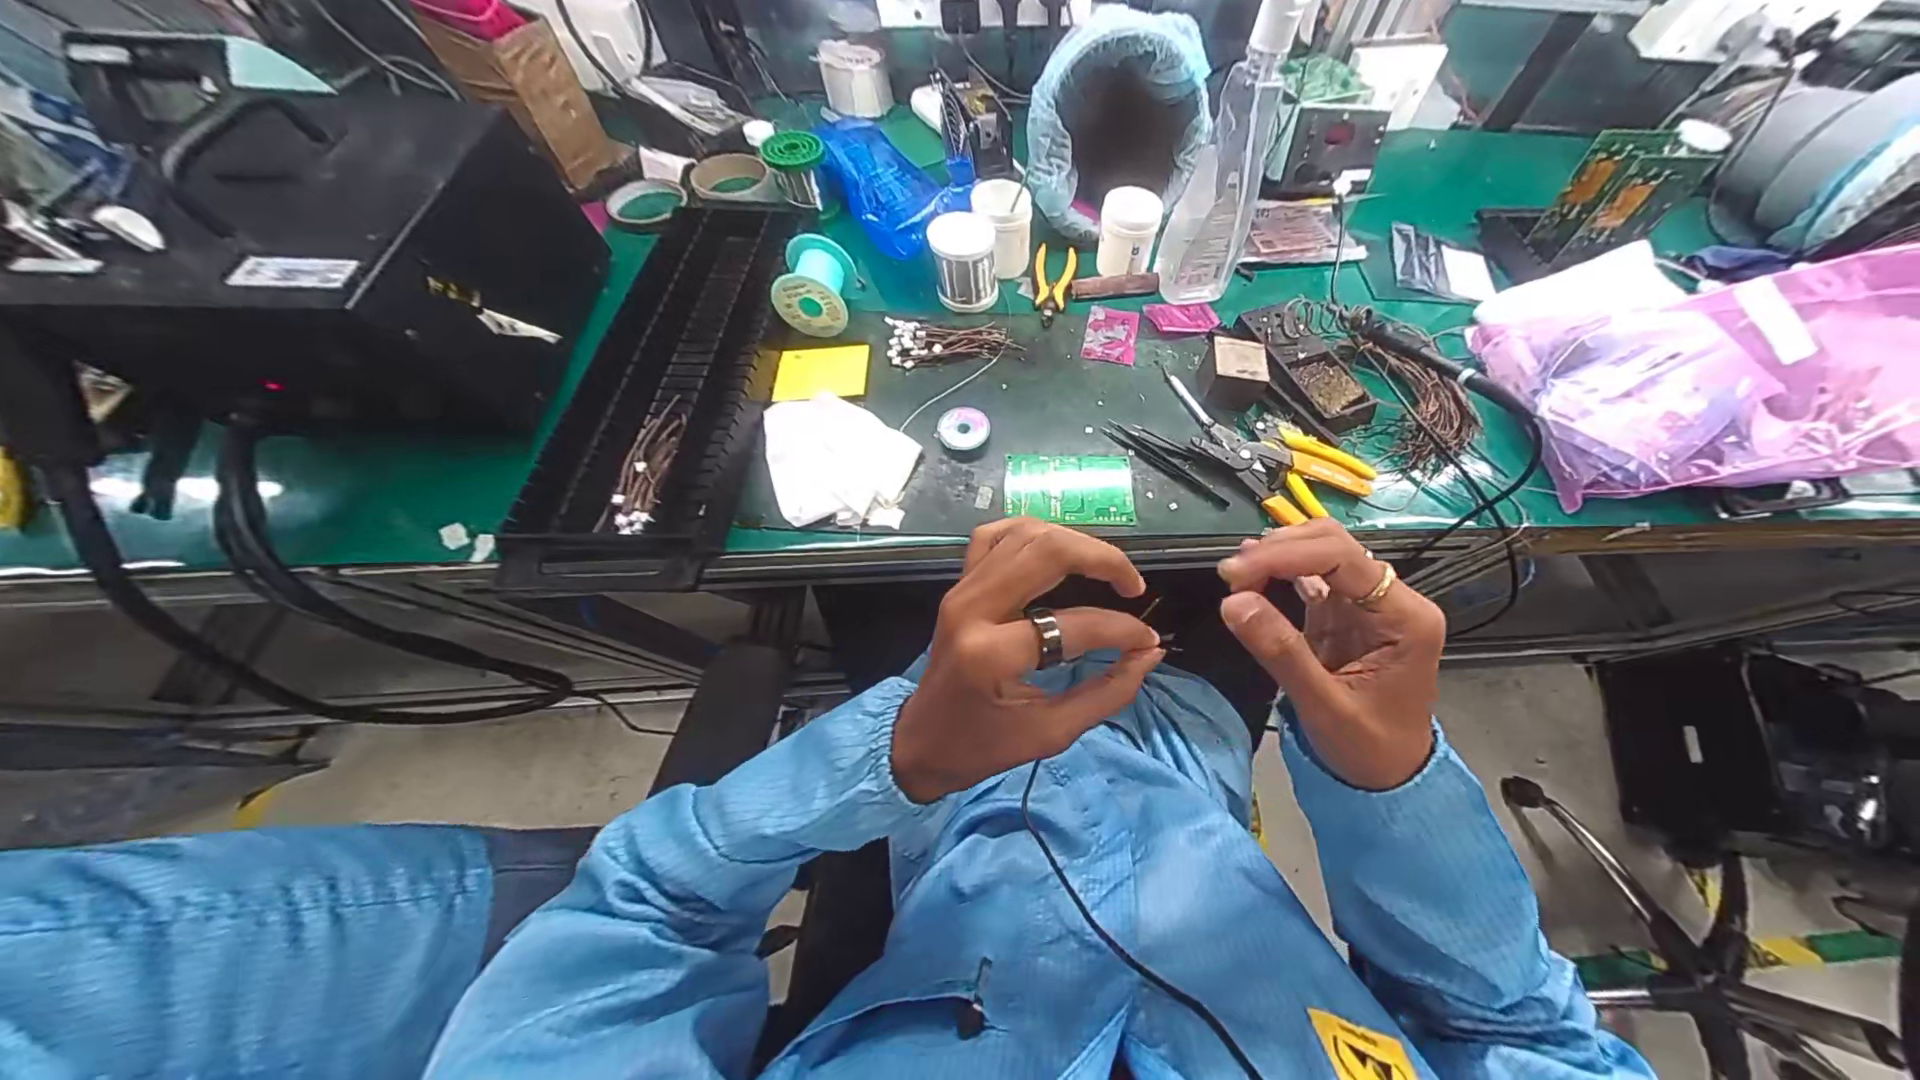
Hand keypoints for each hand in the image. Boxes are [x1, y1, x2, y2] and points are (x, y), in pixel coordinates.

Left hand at [892, 518, 1165, 802]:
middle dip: (1103, 559)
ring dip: (1073, 542)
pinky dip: (1029, 533)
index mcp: (991, 654)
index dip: (1122, 630)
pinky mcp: (958, 585)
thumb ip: (1107, 692)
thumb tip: (1149, 652)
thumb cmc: (982, 747)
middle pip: (1047, 551)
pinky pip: (993, 537)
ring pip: (1024, 533)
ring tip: (1103, 568)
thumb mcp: (1051, 733)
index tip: (1146, 642)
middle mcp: (973, 608)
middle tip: (1132, 585)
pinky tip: (1055, 549)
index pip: (1074, 625)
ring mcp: (961, 590)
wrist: (921, 741)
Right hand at [1215, 519, 1445, 789]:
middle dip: (1277, 550)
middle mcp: (1390, 600)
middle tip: (1230, 575)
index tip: (1234, 574)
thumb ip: (1281, 652)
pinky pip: (1310, 575)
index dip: (1285, 556)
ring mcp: (1365, 604)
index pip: (1344, 558)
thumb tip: (1232, 602)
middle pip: (1333, 544)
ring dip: (1275, 556)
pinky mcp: (1342, 613)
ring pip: (1320, 552)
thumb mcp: (1323, 706)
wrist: (1389, 777)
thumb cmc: (1368, 747)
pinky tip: (1251, 573)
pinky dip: (1278, 570)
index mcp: (1404, 617)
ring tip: (1236, 577)